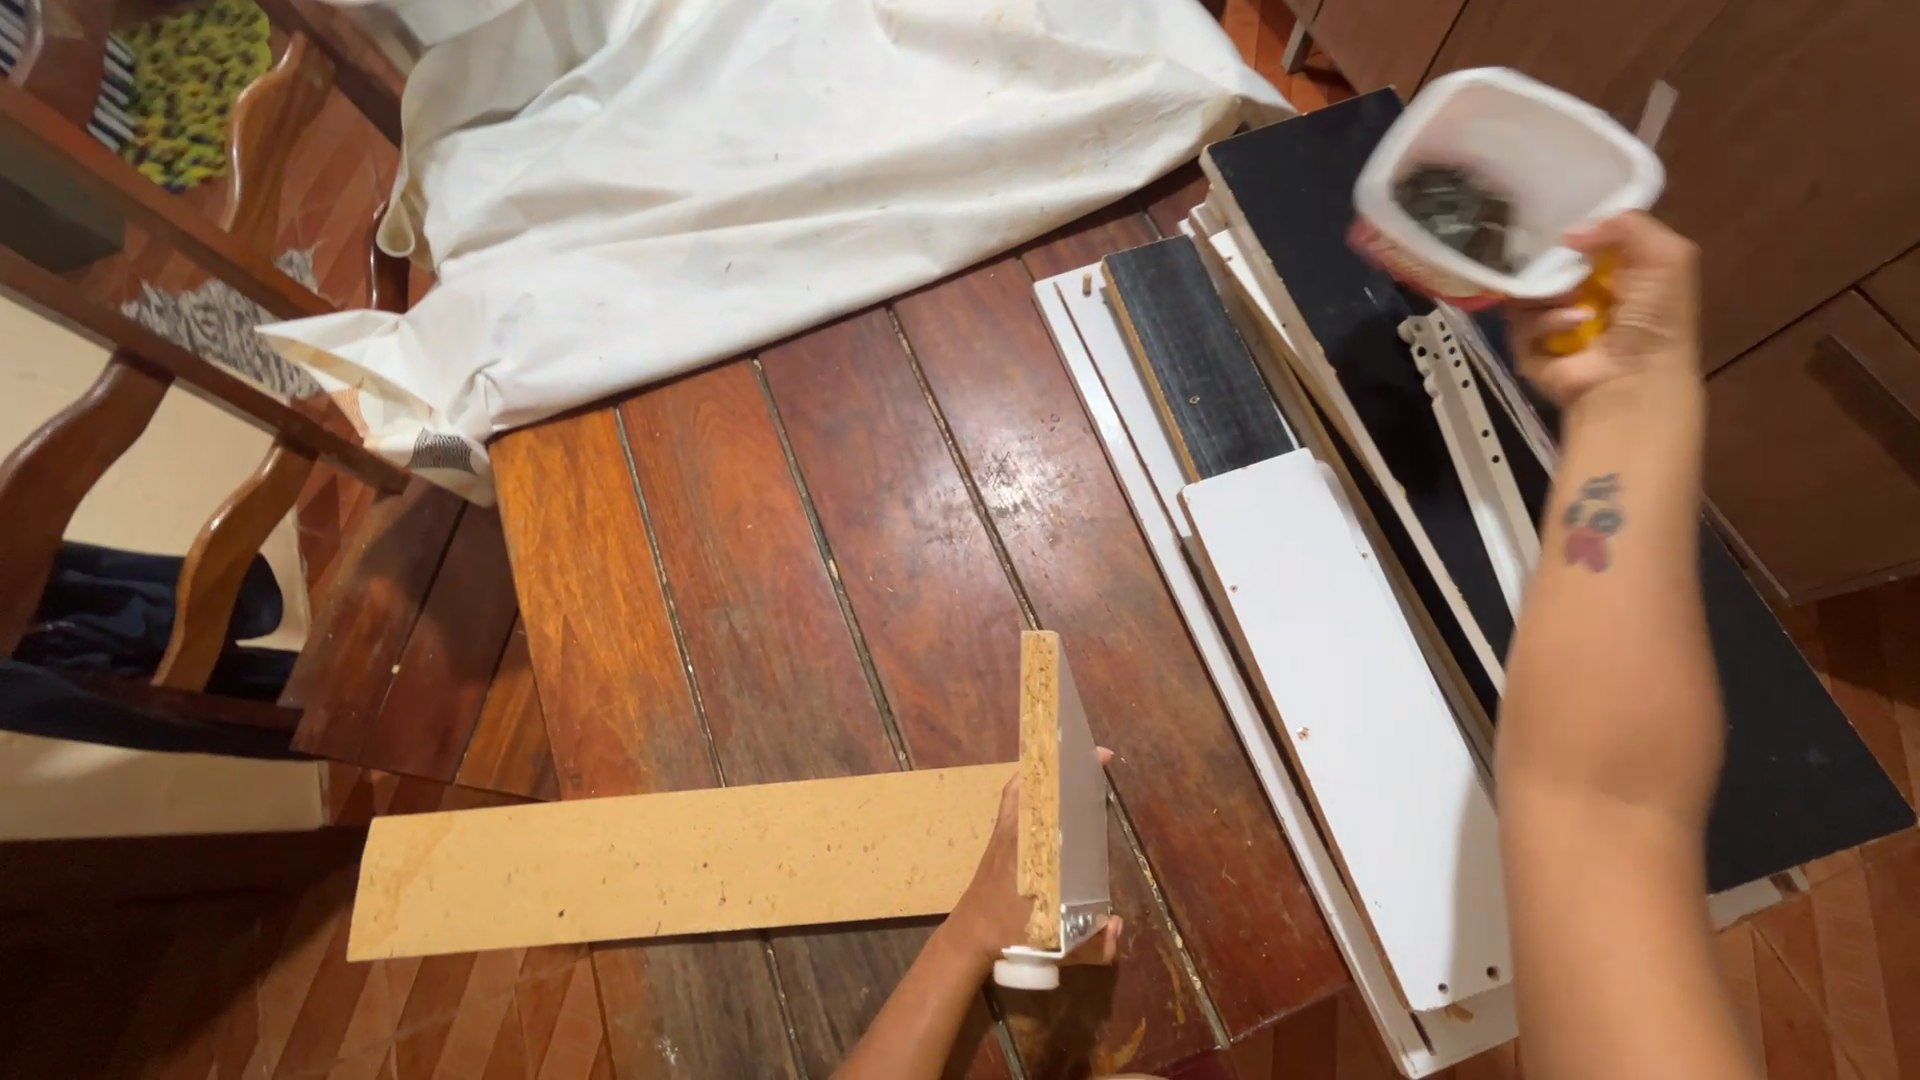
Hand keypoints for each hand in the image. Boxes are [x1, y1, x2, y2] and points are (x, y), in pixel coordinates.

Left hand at [945, 748, 1123, 968]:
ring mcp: (1006, 829)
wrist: (971, 935)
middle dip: (1068, 768)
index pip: (1056, 802)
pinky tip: (1046, 781)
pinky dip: (1029, 783)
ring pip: (1027, 787)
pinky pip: (1014, 798)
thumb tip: (1118, 924)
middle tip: (1095, 759)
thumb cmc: (1012, 936)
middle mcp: (1019, 831)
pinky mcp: (999, 833)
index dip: (1077, 777)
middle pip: (1043, 786)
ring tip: (1075, 763)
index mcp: (1034, 849)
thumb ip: (1095, 945)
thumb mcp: (1057, 945)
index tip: (1100, 757)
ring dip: (1049, 773)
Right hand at [1508, 212, 1700, 412]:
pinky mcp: (1525, 347)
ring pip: (1525, 293)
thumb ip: (1628, 227)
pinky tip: (1572, 327)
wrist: (1632, 377)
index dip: (1571, 234)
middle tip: (1565, 271)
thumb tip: (1568, 234)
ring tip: (1574, 305)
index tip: (1563, 230)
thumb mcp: (1666, 257)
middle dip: (1552, 266)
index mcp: (1612, 273)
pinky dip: (1544, 323)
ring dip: (1549, 296)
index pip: (1579, 244)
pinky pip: (1518, 324)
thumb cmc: (1657, 319)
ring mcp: (1548, 322)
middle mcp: (1577, 296)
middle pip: (1543, 267)